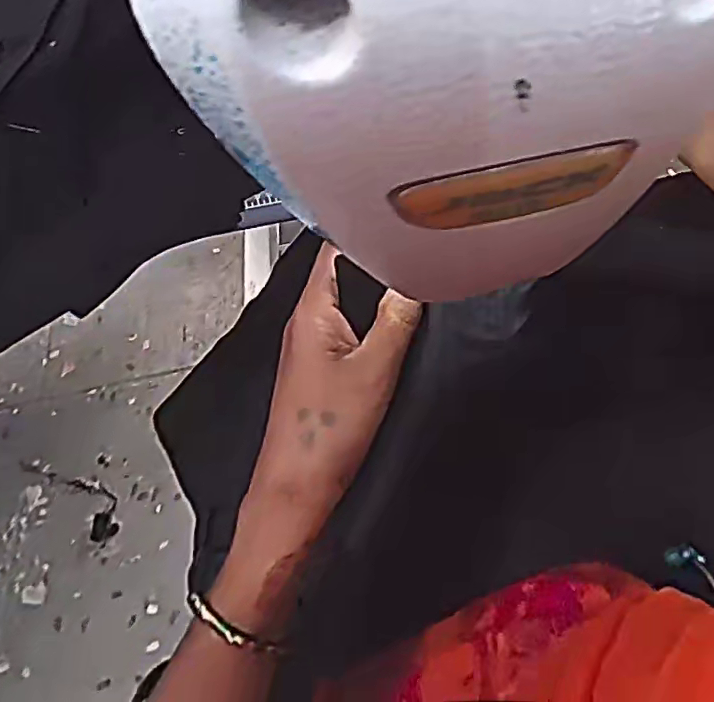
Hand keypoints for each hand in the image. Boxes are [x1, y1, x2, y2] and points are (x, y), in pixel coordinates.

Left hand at [239, 243, 420, 539]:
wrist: (296, 492)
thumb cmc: (322, 438)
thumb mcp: (376, 368)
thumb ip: (398, 317)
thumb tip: (416, 278)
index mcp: (311, 311)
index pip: (334, 247)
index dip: (366, 229)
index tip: (398, 221)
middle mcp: (306, 321)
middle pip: (344, 270)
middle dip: (379, 259)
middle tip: (415, 251)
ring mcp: (312, 343)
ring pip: (349, 299)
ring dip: (377, 290)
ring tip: (410, 284)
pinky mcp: (323, 365)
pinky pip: (350, 325)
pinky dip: (373, 319)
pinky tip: (394, 328)